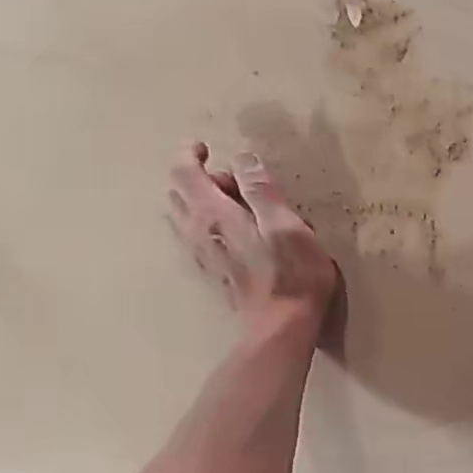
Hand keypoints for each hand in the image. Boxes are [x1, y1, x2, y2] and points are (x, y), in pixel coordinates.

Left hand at [167, 142, 342, 344]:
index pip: (185, 172)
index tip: (208, 147)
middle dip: (202, 179)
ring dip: (202, 202)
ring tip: (237, 206)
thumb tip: (243, 159)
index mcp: (214, 214)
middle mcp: (198, 231)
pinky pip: (195, 238)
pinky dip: (206, 224)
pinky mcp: (214, 273)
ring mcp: (202, 255)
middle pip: (180, 192)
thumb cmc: (292, 274)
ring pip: (184, 216)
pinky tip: (233, 234)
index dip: (191, 154)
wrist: (282, 325)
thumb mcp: (287, 226)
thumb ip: (262, 191)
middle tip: (238, 183)